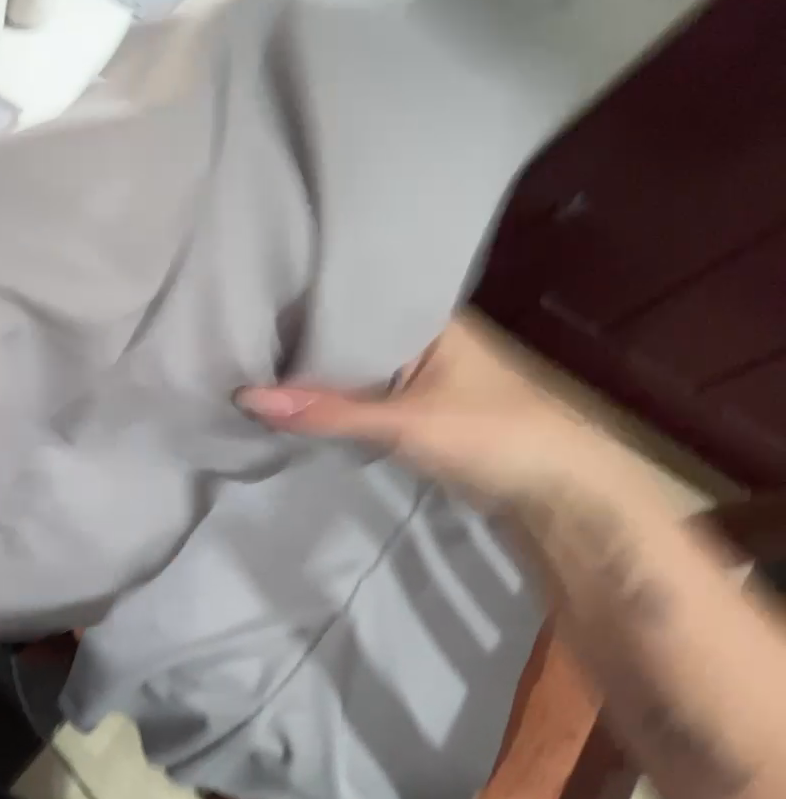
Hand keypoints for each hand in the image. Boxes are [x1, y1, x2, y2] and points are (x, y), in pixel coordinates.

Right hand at [235, 316, 651, 506]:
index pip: (351, 300)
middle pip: (343, 337)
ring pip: (347, 370)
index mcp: (428, 320)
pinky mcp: (412, 411)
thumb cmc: (494, 437)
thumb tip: (242, 397)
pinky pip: (355, 396)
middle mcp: (419, 340)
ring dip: (309, 378)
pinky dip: (327, 402)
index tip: (246, 306)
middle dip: (297, 346)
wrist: (565, 498)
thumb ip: (324, 411)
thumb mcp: (402, 423)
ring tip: (247, 368)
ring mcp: (416, 377)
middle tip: (234, 340)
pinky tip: (288, 402)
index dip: (301, 305)